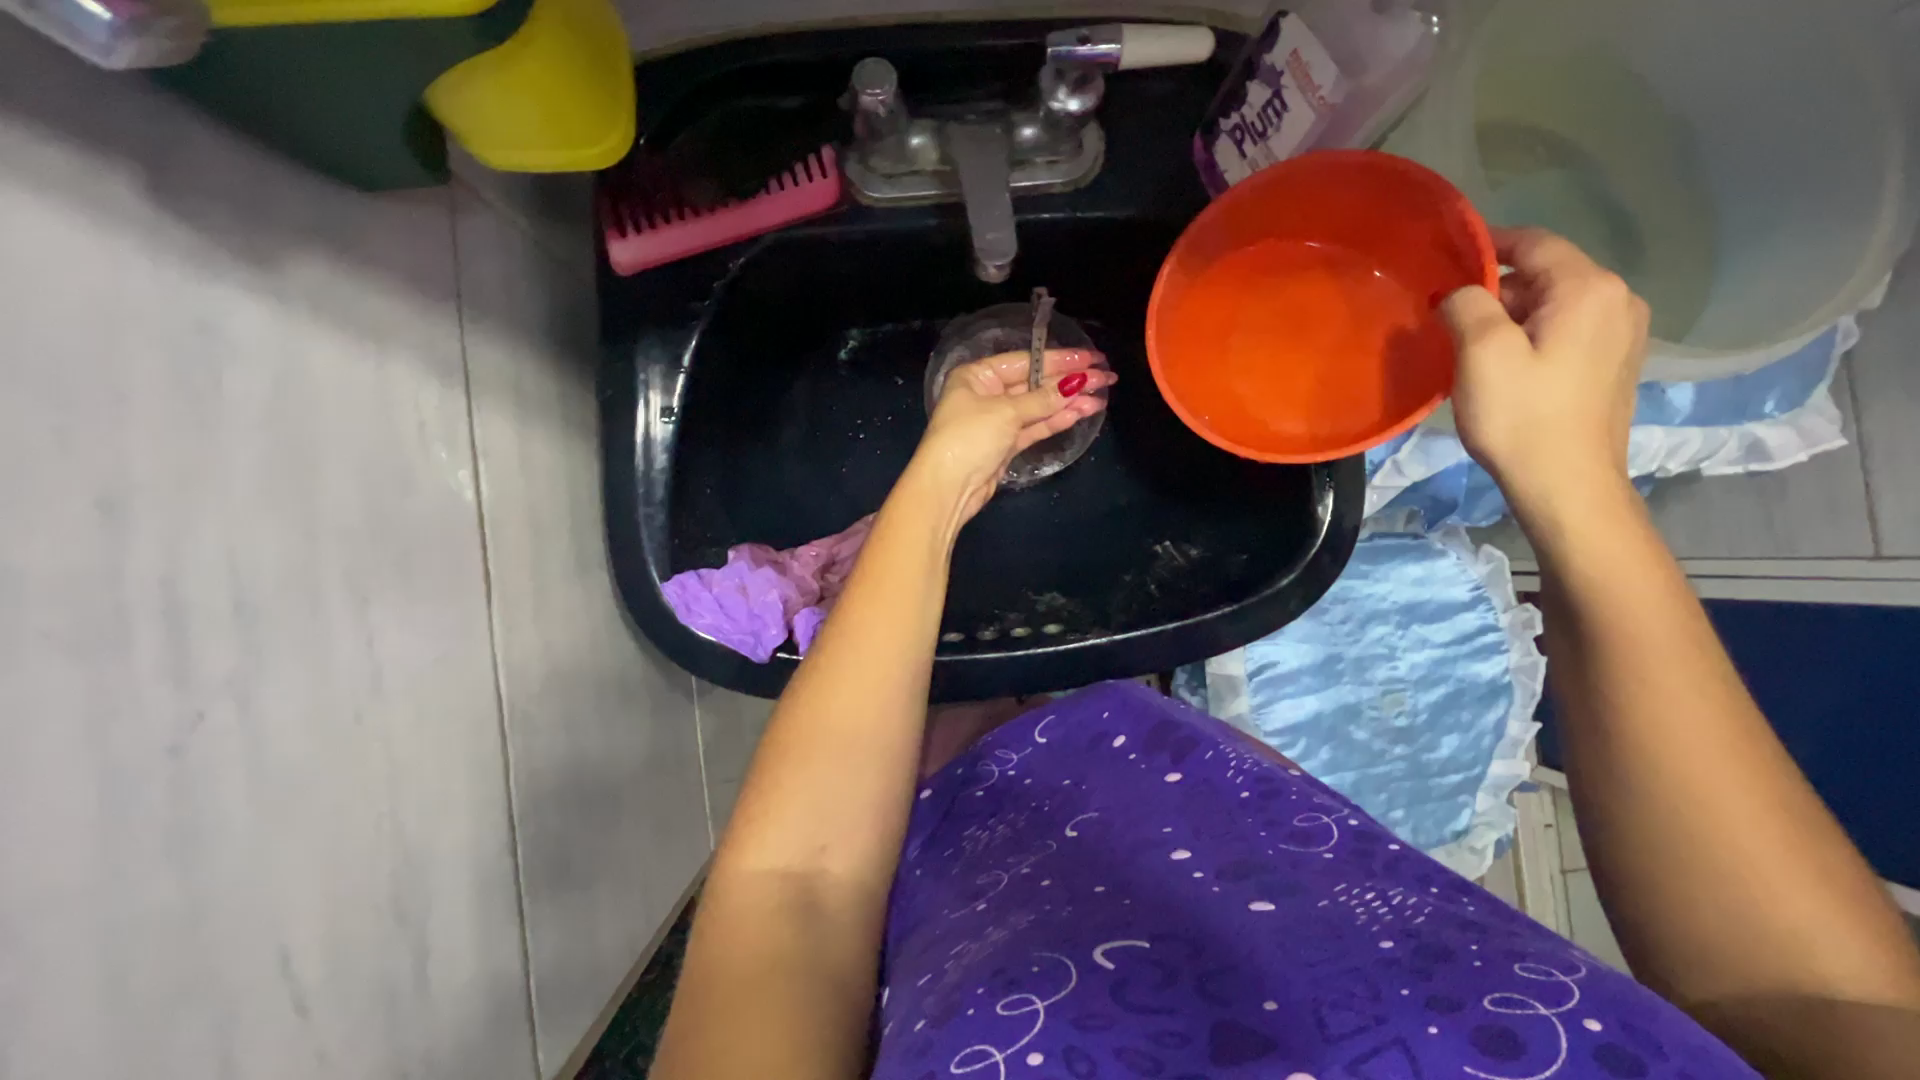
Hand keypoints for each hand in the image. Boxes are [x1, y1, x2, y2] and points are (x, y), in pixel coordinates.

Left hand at [910, 348, 1114, 523]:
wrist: (948, 487)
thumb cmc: (969, 438)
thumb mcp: (1006, 412)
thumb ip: (1042, 399)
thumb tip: (1076, 385)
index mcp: (978, 375)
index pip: (1026, 361)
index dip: (1061, 359)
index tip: (1091, 358)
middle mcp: (987, 393)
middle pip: (1035, 382)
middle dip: (1070, 381)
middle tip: (1106, 378)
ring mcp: (997, 420)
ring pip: (1039, 406)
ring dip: (1069, 402)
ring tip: (1101, 398)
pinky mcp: (1005, 444)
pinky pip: (1036, 426)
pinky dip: (1057, 420)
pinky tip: (1081, 412)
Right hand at [1439, 227, 1649, 514]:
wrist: (1567, 484)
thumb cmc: (1522, 416)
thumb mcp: (1481, 353)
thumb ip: (1467, 303)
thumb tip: (1458, 292)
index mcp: (1589, 288)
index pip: (1535, 242)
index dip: (1488, 244)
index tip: (1445, 259)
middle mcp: (1618, 299)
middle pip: (1546, 273)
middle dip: (1496, 288)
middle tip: (1448, 315)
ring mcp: (1623, 333)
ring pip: (1555, 304)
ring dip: (1511, 315)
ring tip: (1469, 344)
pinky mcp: (1615, 363)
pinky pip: (1567, 329)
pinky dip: (1533, 335)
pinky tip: (1505, 365)